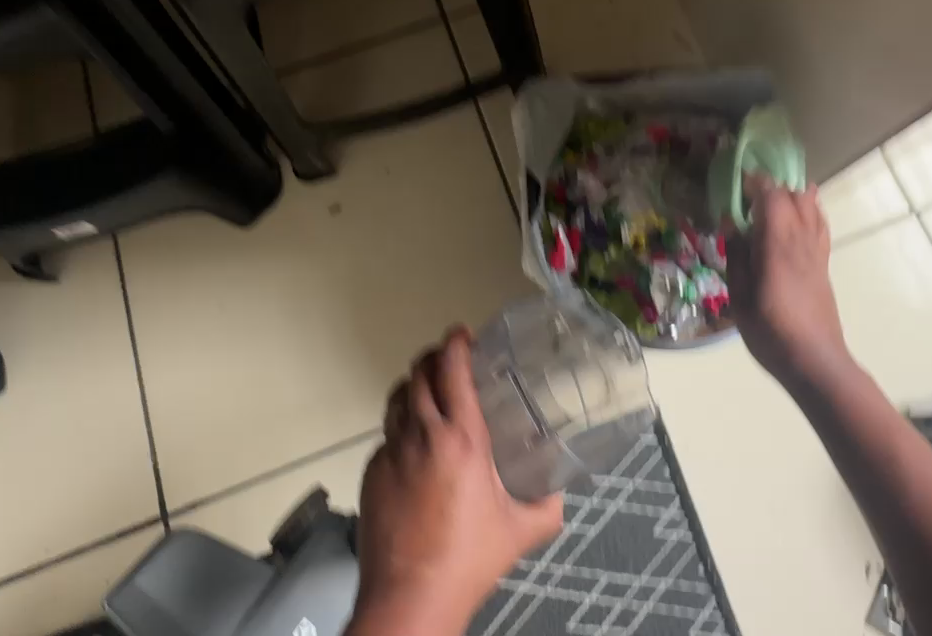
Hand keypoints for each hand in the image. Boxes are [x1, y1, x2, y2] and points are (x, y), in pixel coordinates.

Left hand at [351, 328, 565, 635]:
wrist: (410, 598)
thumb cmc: (468, 560)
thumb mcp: (520, 532)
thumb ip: (546, 507)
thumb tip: (559, 495)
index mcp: (462, 439)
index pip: (452, 370)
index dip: (455, 344)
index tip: (462, 333)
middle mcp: (422, 436)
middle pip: (418, 375)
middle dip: (433, 359)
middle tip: (449, 359)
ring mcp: (391, 454)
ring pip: (396, 400)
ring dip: (412, 386)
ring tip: (428, 389)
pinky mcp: (371, 475)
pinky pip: (386, 436)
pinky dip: (400, 426)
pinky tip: (413, 443)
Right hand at [737, 180, 848, 385]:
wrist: (814, 360)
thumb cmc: (769, 331)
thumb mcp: (739, 295)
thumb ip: (736, 254)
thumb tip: (731, 221)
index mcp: (777, 245)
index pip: (772, 196)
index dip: (755, 182)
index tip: (737, 182)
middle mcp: (800, 241)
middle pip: (794, 195)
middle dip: (772, 187)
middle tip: (748, 196)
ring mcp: (816, 252)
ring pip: (811, 206)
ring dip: (791, 196)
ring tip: (769, 204)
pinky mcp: (823, 264)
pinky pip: (819, 224)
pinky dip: (808, 211)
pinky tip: (796, 217)